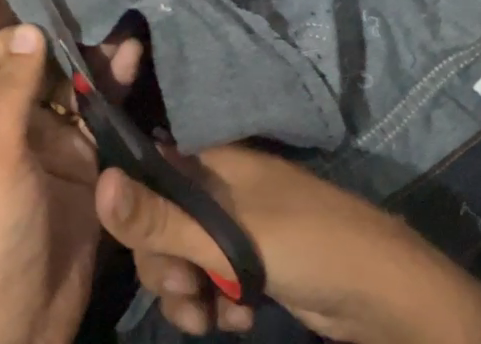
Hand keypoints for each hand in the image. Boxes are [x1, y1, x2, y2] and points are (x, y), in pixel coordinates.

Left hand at [0, 25, 142, 343]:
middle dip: (70, 47)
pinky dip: (116, 98)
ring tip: (130, 42)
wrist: (22, 317)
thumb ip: (14, 91)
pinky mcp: (86, 168)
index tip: (56, 27)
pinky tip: (135, 69)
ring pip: (74, 94)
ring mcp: (52, 146)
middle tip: (108, 24)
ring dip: (99, 68)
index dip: (19, 39)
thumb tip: (29, 29)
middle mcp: (14, 124)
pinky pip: (100, 124)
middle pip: (40, 71)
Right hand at [96, 146, 480, 343]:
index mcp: (211, 161)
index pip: (147, 176)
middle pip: (160, 225)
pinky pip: (212, 279)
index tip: (148, 254)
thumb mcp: (226, 237)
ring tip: (212, 316)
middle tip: (189, 293)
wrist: (385, 293)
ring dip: (189, 293)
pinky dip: (216, 301)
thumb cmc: (305, 245)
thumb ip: (159, 217)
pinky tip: (237, 318)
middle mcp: (219, 187)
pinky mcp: (254, 262)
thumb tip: (95, 184)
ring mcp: (237, 225)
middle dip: (166, 266)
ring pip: (184, 258)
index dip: (136, 217)